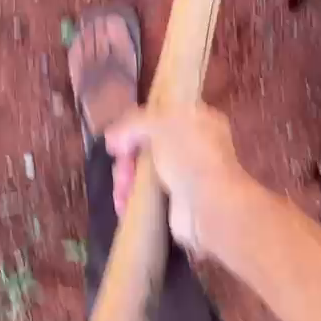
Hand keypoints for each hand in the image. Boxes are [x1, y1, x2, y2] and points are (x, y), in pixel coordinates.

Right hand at [104, 104, 252, 251]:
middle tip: (121, 167)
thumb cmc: (189, 155)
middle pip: (149, 145)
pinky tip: (123, 203)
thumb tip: (112, 136)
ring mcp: (186, 175)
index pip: (163, 114)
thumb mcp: (159, 124)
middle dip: (128, 157)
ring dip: (126, 179)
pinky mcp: (177, 201)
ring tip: (122, 191)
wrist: (208, 205)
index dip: (138, 123)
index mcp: (199, 120)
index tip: (118, 135)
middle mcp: (195, 145)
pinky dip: (132, 198)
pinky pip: (147, 195)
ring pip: (145, 171)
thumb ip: (133, 123)